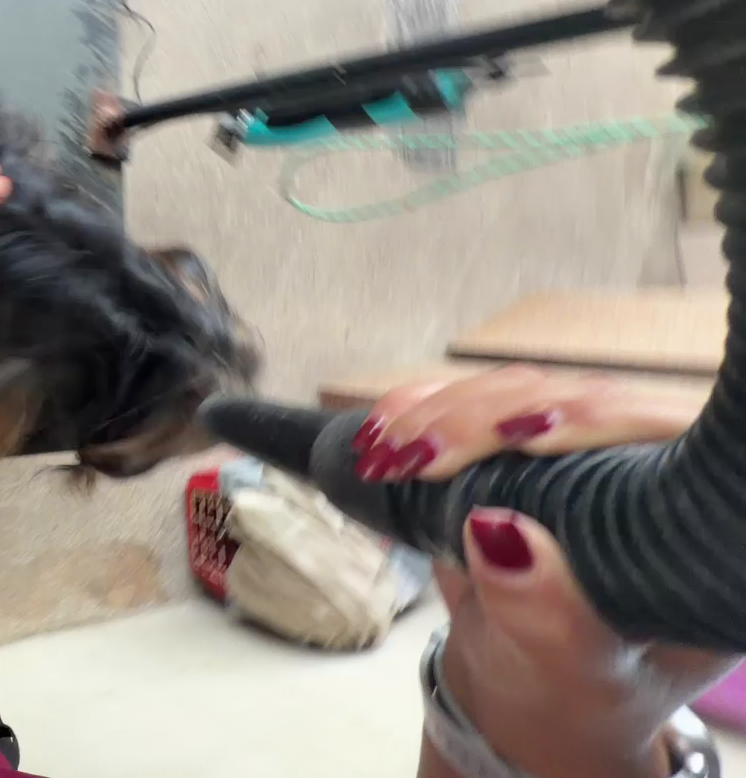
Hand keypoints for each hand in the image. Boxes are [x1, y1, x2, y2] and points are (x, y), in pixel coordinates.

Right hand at [370, 369, 739, 777]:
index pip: (670, 434)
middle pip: (578, 400)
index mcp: (699, 537)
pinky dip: (415, 406)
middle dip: (482, 415)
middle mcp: (647, 483)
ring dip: (438, 410)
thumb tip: (498, 529)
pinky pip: (468, 400)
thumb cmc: (566, 689)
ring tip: (385, 450)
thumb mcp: (562, 668)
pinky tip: (382, 428)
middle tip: (413, 456)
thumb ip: (543, 613)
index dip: (603, 416)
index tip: (523, 435)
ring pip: (517, 391)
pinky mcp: (513, 451)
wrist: (518, 680)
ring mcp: (576, 462)